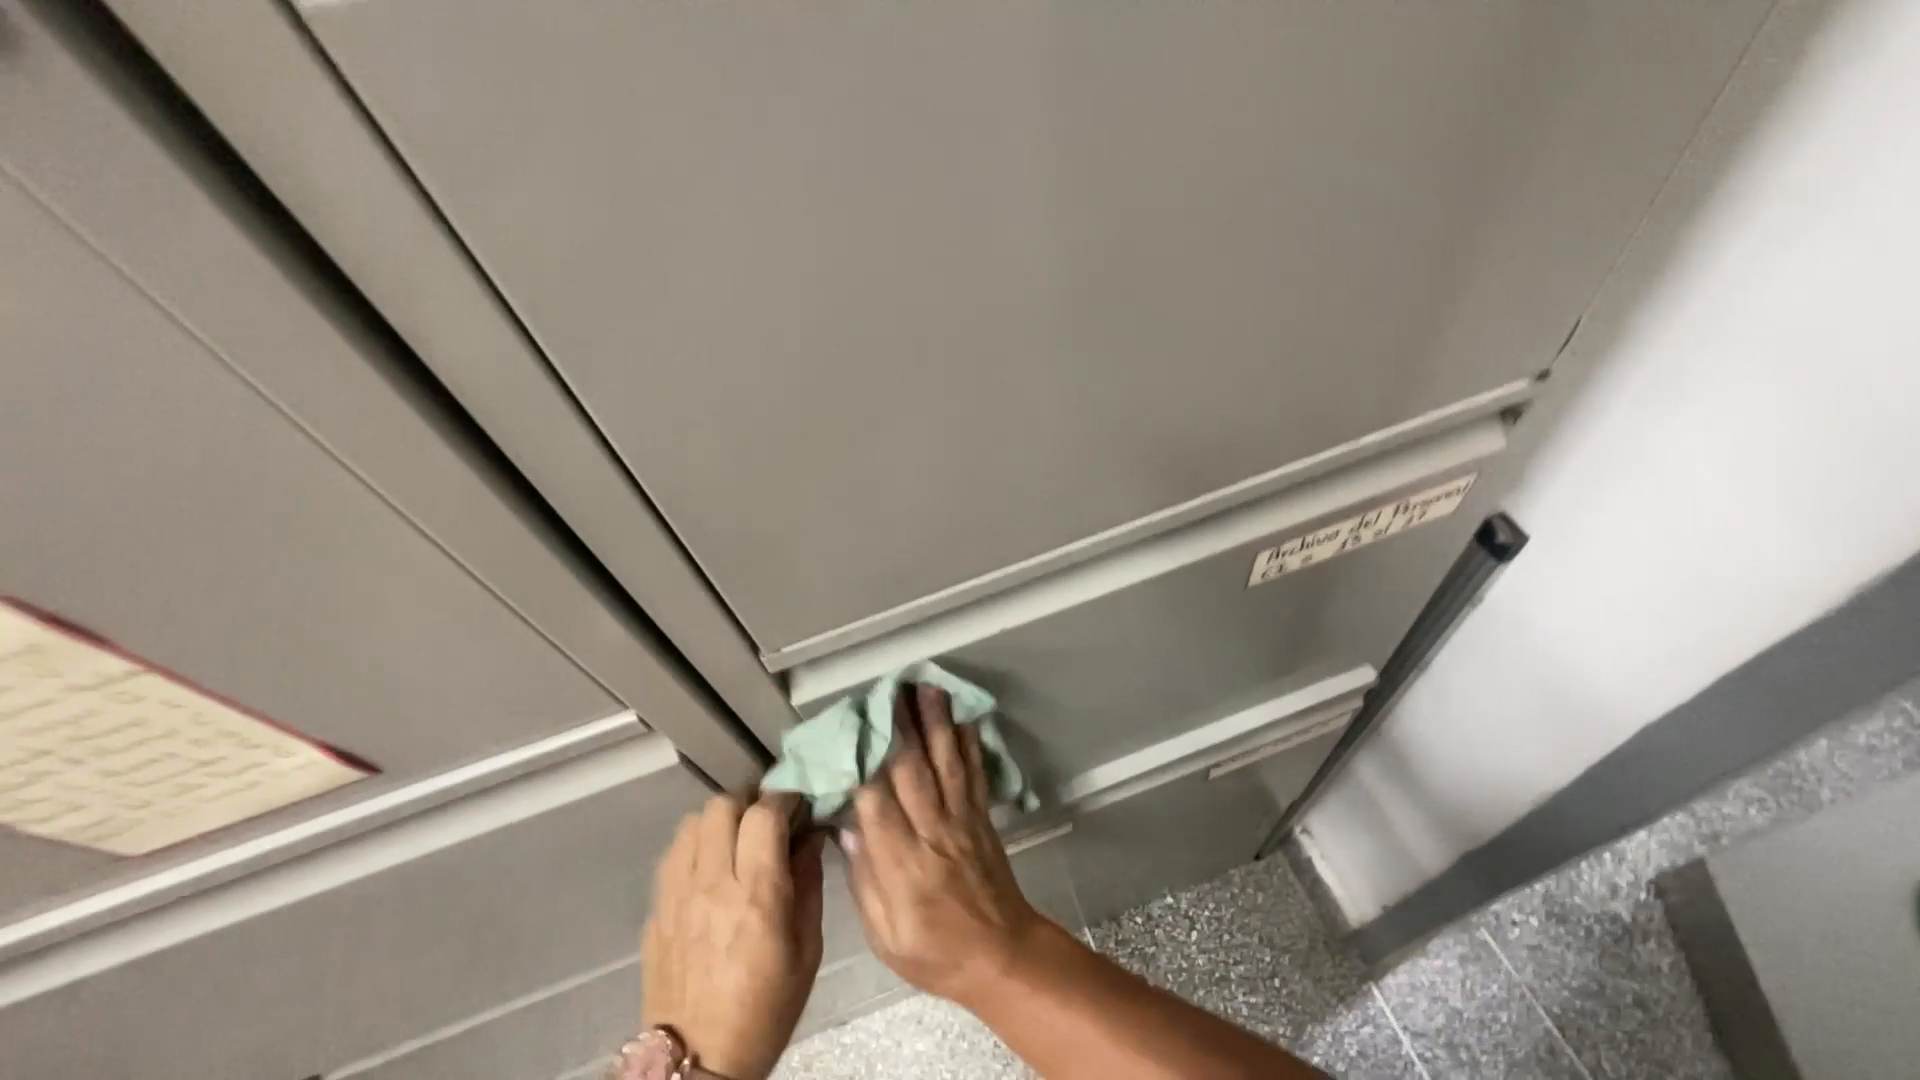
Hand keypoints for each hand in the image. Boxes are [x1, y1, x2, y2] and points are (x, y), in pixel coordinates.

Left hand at [642, 793, 825, 1079]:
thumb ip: (809, 883)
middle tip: (768, 819)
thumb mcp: (807, 949)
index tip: (800, 806)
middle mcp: (711, 883)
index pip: (765, 814)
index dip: (786, 799)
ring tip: (737, 838)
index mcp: (756, 894)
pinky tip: (710, 864)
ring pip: (692, 821)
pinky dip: (695, 844)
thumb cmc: (767, 1007)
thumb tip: (811, 836)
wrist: (699, 1058)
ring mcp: (676, 894)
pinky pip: (673, 853)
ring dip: (720, 819)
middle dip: (751, 801)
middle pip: (723, 806)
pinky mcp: (655, 908)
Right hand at [842, 684, 1050, 1006]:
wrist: (1002, 957)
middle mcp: (934, 834)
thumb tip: (846, 824)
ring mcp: (963, 822)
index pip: (876, 802)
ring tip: (926, 687)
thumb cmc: (935, 953)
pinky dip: (971, 743)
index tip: (847, 728)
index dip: (861, 762)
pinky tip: (965, 716)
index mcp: (903, 866)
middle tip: (885, 690)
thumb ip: (864, 879)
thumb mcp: (884, 935)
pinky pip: (976, 774)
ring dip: (936, 723)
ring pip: (947, 764)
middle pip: (913, 772)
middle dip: (898, 727)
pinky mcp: (982, 819)